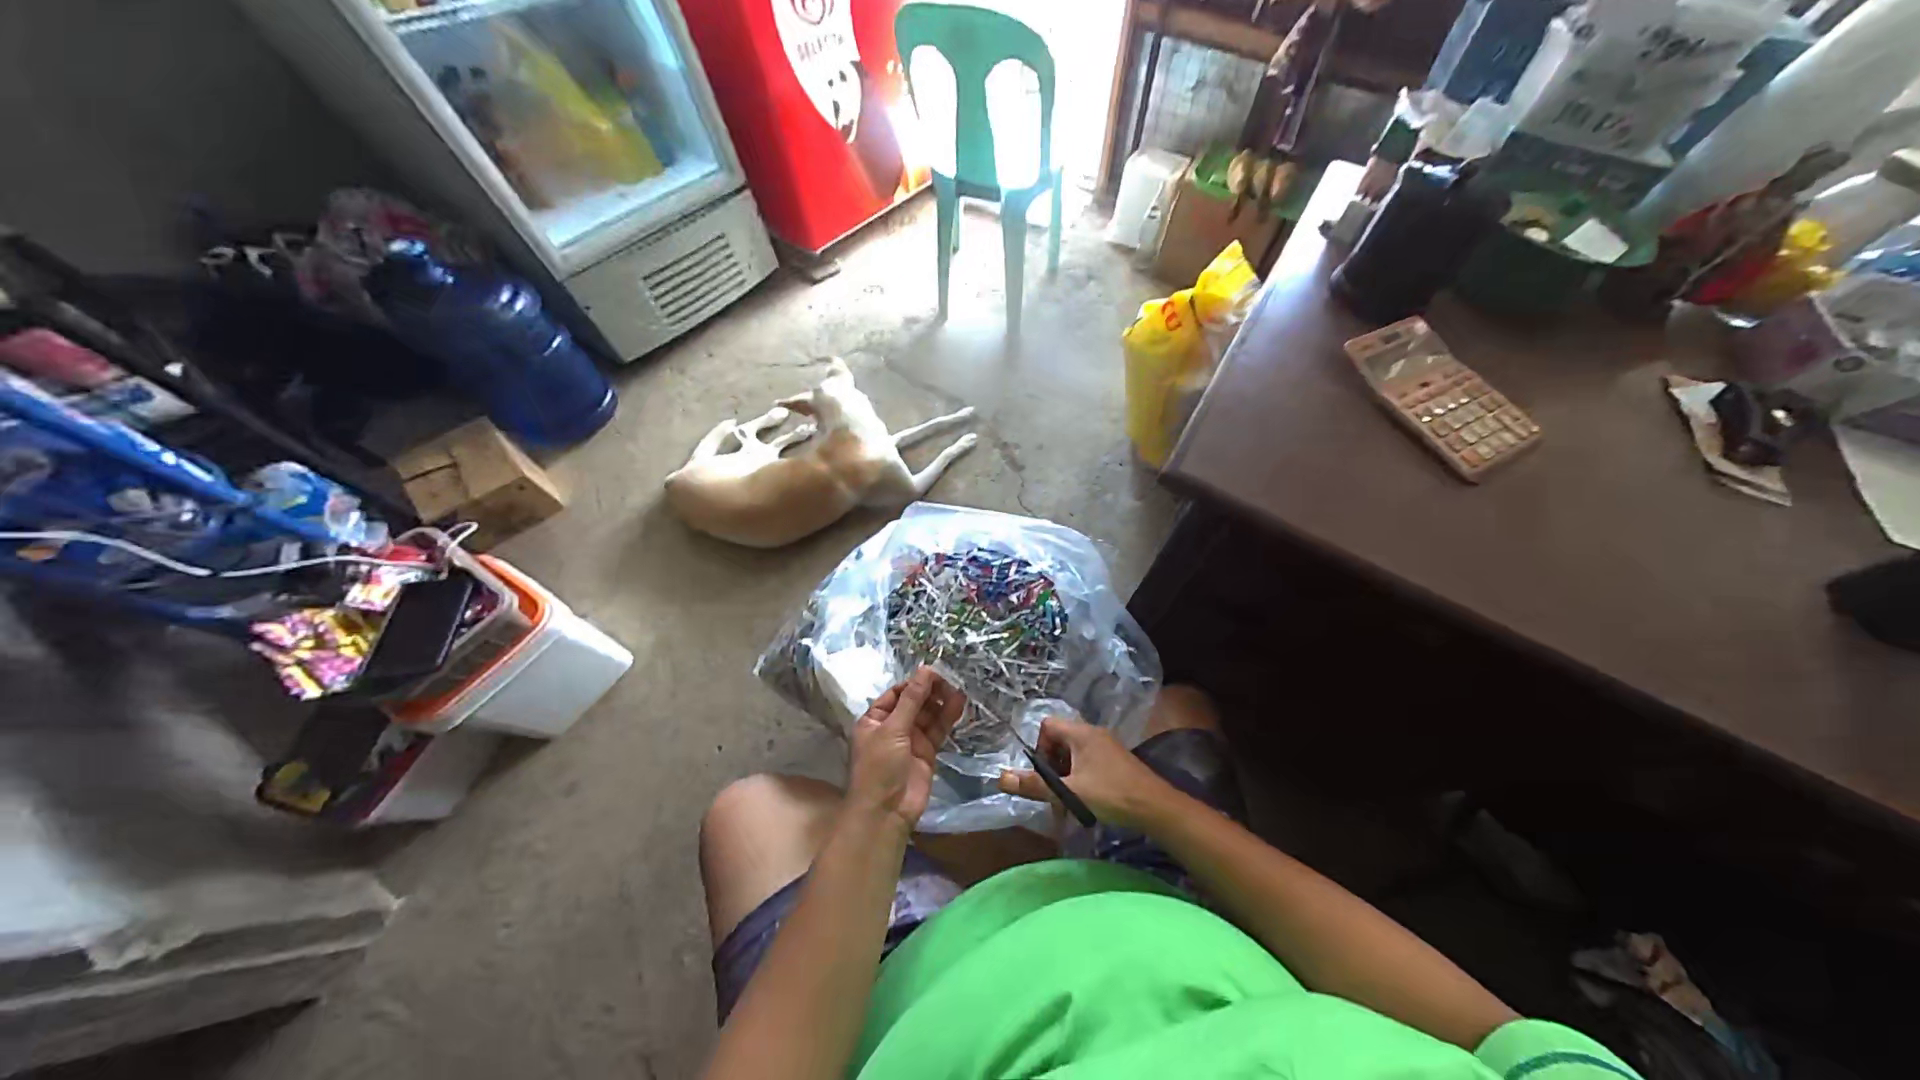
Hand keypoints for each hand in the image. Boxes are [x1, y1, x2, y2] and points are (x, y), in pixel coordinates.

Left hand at [847, 668, 964, 830]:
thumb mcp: (892, 729)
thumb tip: (925, 670)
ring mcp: (910, 741)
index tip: (934, 673)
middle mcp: (892, 727)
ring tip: (958, 689)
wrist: (886, 812)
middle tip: (949, 680)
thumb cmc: (879, 767)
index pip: (896, 694)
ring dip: (941, 703)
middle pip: (914, 703)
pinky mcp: (927, 753)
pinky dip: (947, 718)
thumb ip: (911, 700)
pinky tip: (959, 705)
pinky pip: (938, 730)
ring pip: (928, 715)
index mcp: (875, 719)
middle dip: (930, 691)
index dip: (914, 683)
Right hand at [996, 715, 1181, 829]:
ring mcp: (1107, 747)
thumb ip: (1035, 785)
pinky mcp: (1117, 762)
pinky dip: (1081, 778)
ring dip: (1066, 775)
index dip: (1039, 748)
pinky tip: (1086, 802)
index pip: (1047, 726)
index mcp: (1081, 733)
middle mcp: (1094, 734)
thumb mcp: (1069, 792)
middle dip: (1051, 766)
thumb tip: (1001, 778)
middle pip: (1060, 740)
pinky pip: (1089, 762)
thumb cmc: (1111, 795)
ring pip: (1074, 754)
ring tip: (1068, 801)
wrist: (1156, 808)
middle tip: (1053, 792)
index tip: (1043, 773)